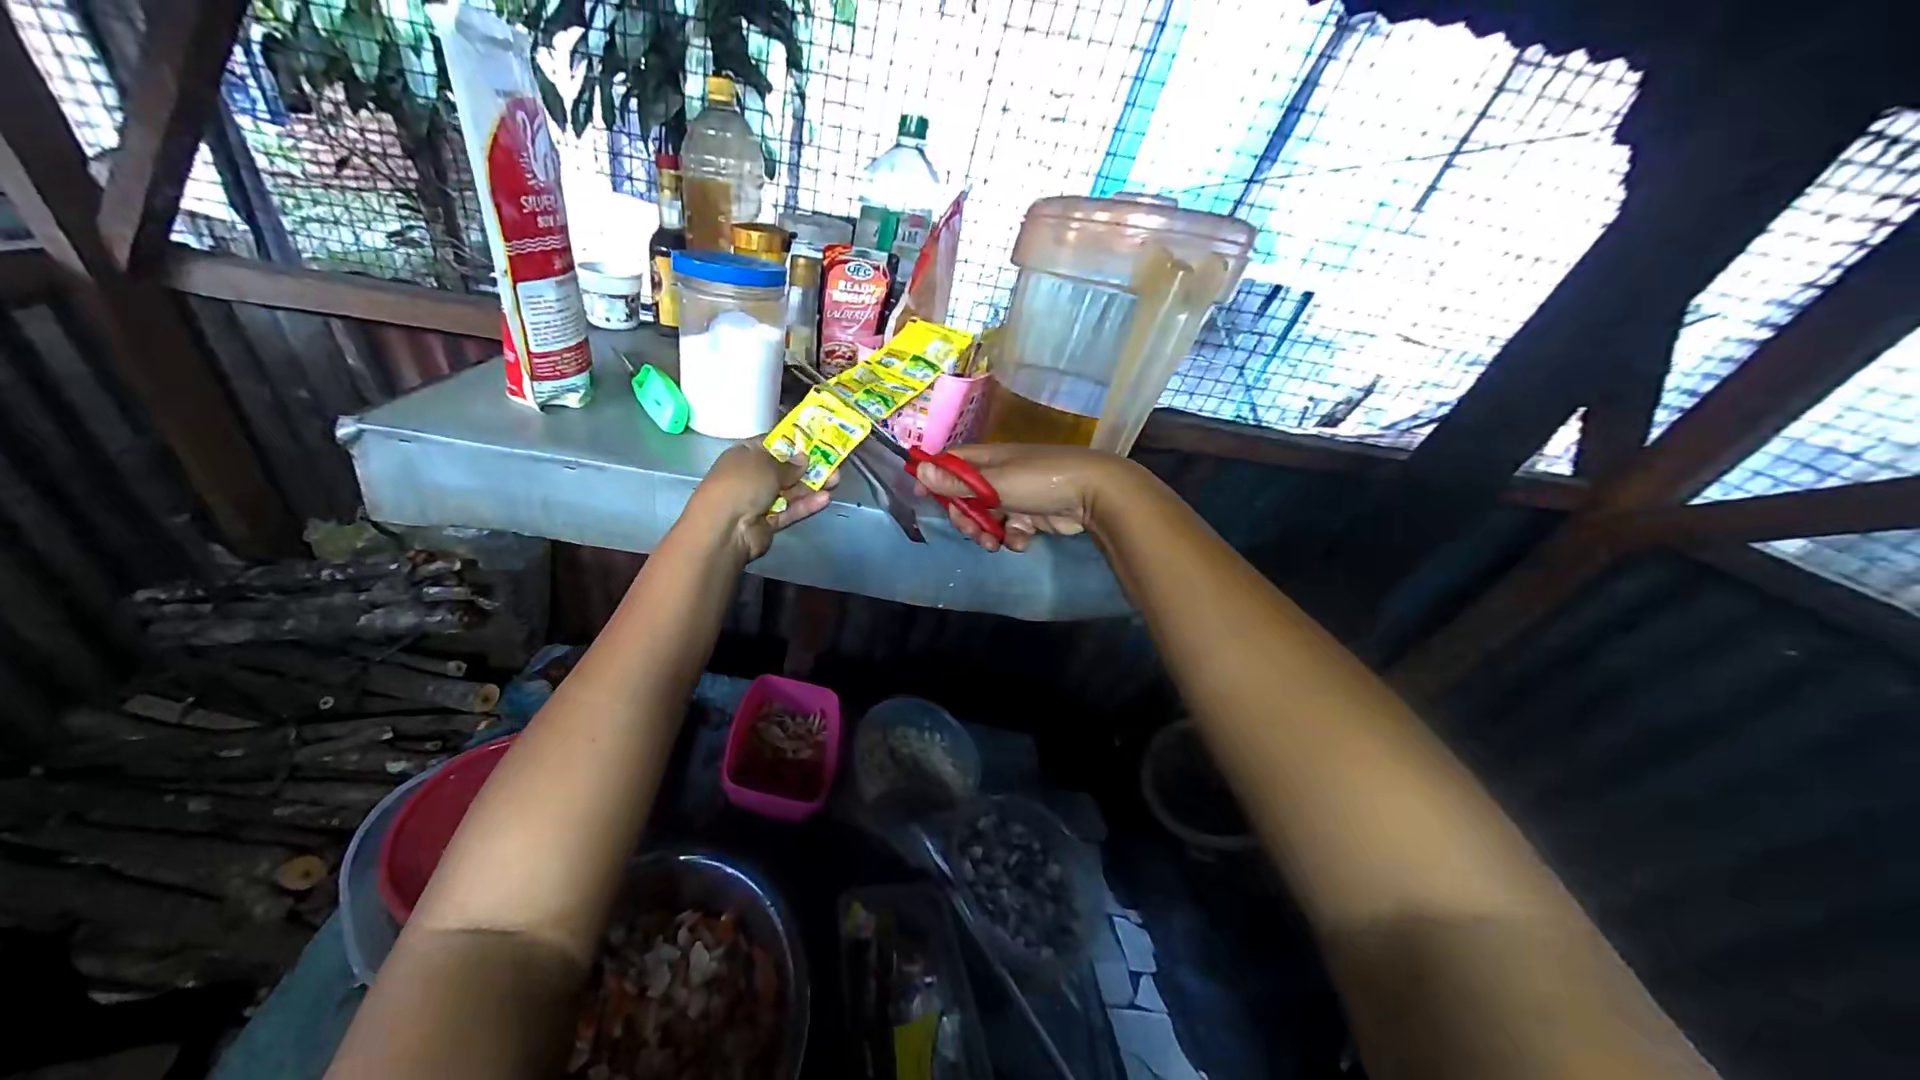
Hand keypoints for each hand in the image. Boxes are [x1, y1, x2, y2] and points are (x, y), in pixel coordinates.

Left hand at [688, 442, 838, 560]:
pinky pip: (790, 511)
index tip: (819, 440)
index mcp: (746, 454)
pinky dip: (806, 505)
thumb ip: (789, 463)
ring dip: (813, 486)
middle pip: (786, 469)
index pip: (773, 444)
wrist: (724, 528)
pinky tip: (825, 499)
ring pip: (792, 491)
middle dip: (810, 467)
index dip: (795, 442)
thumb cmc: (741, 484)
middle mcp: (753, 475)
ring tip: (836, 480)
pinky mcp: (769, 522)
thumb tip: (804, 459)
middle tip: (834, 463)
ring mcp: (760, 500)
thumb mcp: (766, 464)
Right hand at [913, 443, 1135, 552]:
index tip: (921, 498)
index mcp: (988, 459)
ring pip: (988, 517)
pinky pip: (1012, 528)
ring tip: (995, 543)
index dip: (934, 479)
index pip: (951, 464)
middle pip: (966, 497)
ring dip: (987, 532)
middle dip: (965, 517)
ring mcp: (1017, 495)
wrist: (1093, 493)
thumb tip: (918, 471)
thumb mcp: (994, 483)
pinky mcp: (1033, 515)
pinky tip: (1025, 540)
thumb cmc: (1040, 480)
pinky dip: (1015, 537)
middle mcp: (999, 474)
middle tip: (972, 530)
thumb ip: (957, 483)